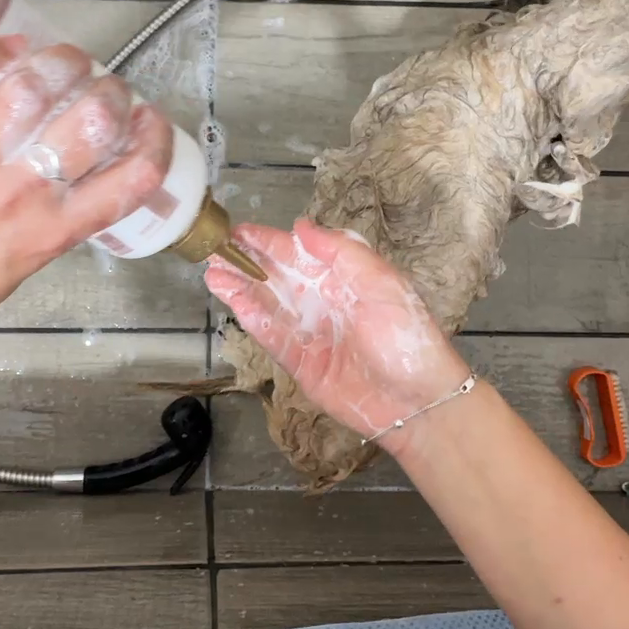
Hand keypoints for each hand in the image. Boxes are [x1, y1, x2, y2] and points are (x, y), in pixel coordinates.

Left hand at [0, 36, 172, 351]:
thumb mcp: (34, 261)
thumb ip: (65, 213)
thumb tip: (91, 154)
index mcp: (53, 230)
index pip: (132, 178)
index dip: (156, 138)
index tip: (151, 120)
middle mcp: (16, 194)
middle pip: (89, 121)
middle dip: (111, 90)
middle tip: (103, 86)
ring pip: (26, 89)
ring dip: (59, 61)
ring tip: (64, 60)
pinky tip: (4, 48)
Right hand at [205, 219, 470, 446]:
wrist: (417, 402)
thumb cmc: (406, 337)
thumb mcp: (382, 283)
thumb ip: (342, 252)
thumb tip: (301, 226)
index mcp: (343, 277)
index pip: (298, 253)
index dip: (268, 242)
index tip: (239, 232)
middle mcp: (322, 300)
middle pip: (277, 276)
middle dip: (246, 263)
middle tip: (214, 250)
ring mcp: (309, 331)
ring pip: (267, 304)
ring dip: (240, 288)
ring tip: (212, 273)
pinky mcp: (299, 362)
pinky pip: (271, 335)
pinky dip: (251, 318)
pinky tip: (231, 300)